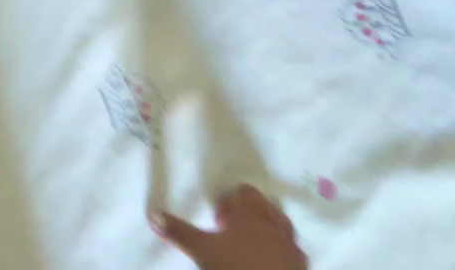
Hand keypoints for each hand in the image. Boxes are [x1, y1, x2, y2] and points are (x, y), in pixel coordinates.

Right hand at [152, 185, 306, 269]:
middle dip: (248, 216)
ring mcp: (293, 249)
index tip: (218, 220)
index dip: (230, 201)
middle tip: (231, 233)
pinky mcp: (302, 269)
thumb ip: (179, 231)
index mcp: (252, 214)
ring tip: (249, 250)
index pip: (245, 191)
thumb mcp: (203, 250)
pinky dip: (281, 255)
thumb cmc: (237, 267)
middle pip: (265, 208)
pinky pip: (293, 254)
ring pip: (282, 230)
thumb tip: (151, 212)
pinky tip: (265, 266)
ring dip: (267, 234)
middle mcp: (276, 225)